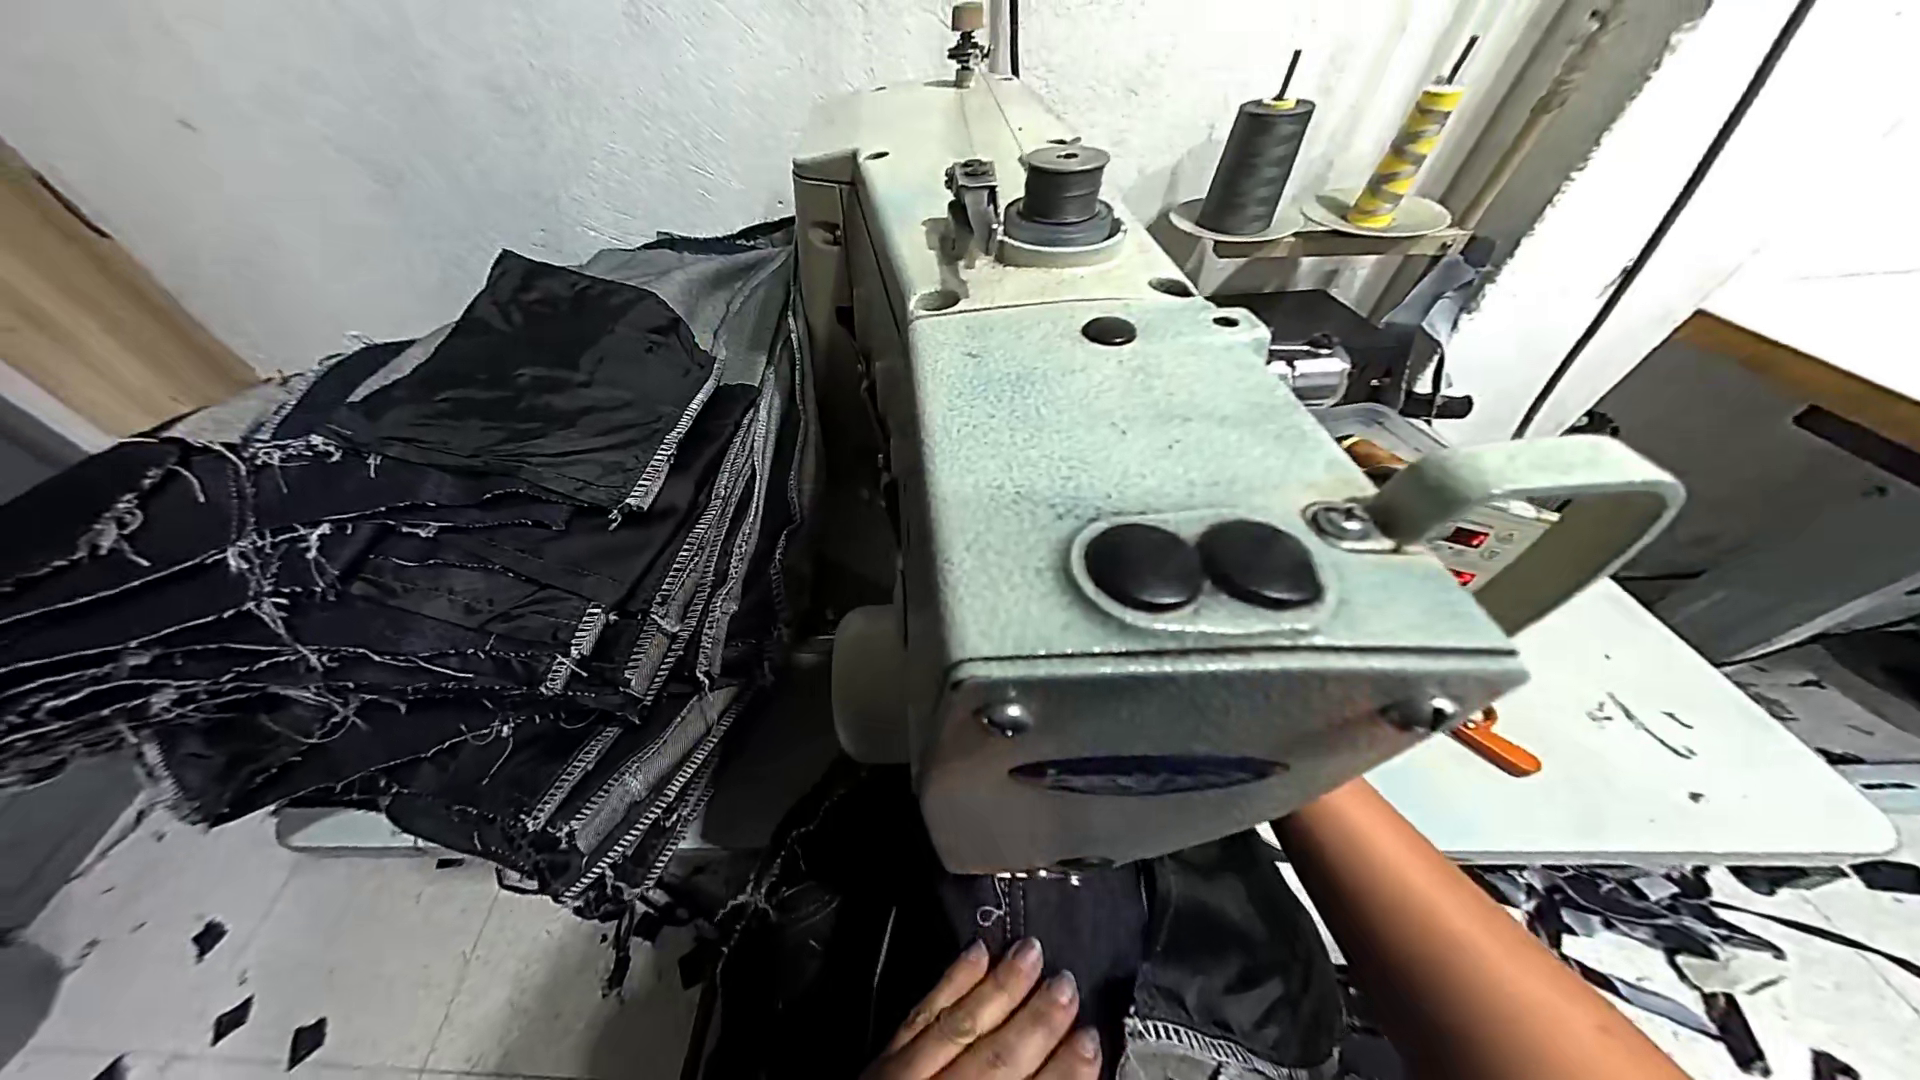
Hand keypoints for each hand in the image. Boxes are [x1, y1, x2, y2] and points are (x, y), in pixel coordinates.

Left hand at [862, 937, 1101, 1078]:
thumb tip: (1066, 1078)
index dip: (1064, 1074)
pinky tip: (976, 951)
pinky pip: (922, 1013)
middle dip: (1036, 1023)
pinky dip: (952, 979)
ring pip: (961, 1026)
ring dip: (1000, 988)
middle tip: (1067, 983)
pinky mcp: (884, 1059)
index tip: (1091, 1040)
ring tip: (1031, 950)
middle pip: (997, 1062)